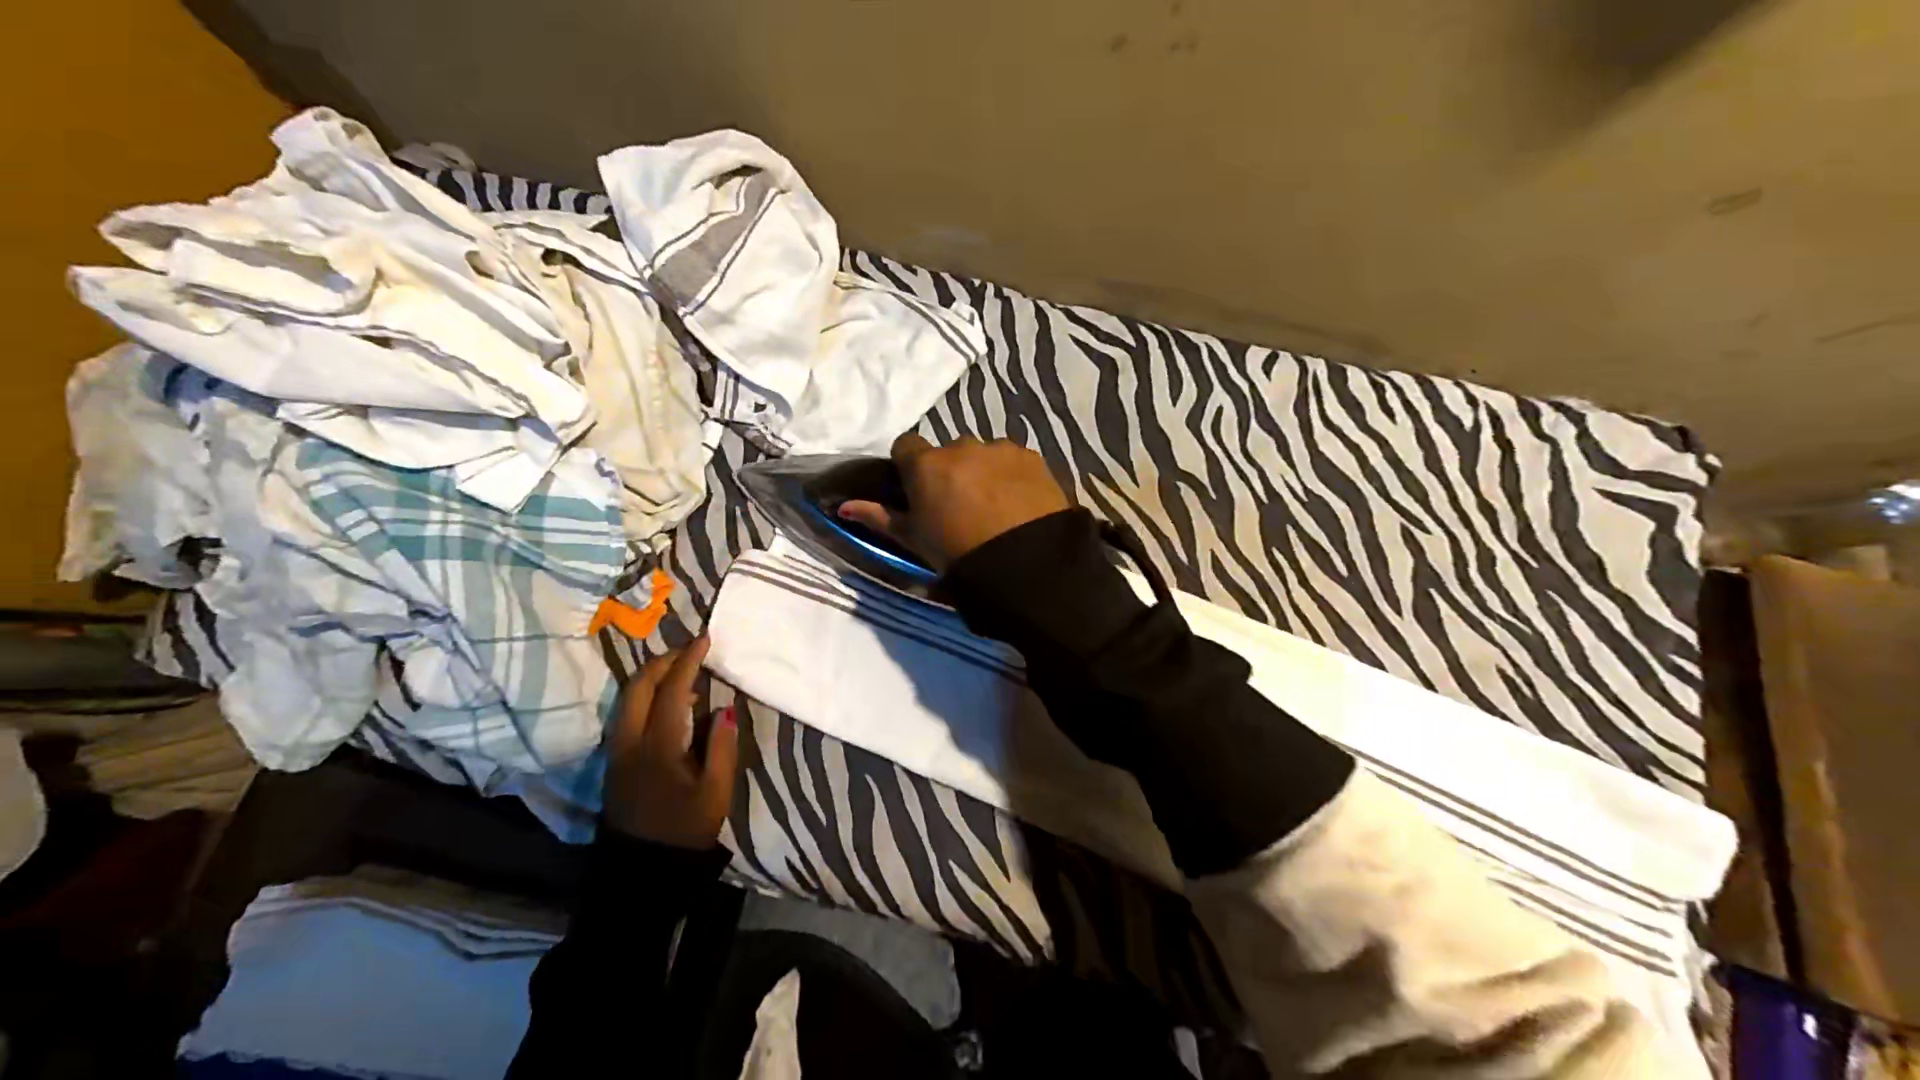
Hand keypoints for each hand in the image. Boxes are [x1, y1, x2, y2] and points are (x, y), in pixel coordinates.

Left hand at [602, 636, 740, 848]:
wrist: (642, 871)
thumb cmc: (685, 829)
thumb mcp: (716, 792)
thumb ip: (723, 746)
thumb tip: (725, 708)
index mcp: (657, 745)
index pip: (671, 690)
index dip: (688, 661)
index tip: (705, 638)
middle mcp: (629, 741)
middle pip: (639, 686)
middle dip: (664, 661)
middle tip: (691, 651)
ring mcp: (617, 750)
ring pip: (628, 698)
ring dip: (654, 677)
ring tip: (685, 674)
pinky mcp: (615, 761)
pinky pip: (628, 713)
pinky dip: (647, 696)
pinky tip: (671, 703)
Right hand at [838, 434, 1071, 569]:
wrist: (1024, 562)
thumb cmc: (959, 552)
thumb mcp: (914, 539)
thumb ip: (878, 517)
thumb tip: (844, 506)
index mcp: (926, 464)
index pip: (906, 446)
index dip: (910, 466)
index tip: (918, 489)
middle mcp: (961, 446)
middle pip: (948, 452)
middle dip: (950, 470)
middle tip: (959, 505)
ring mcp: (999, 448)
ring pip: (983, 454)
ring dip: (983, 471)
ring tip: (994, 507)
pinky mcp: (1031, 457)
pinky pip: (1012, 461)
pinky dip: (1011, 476)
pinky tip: (1018, 503)